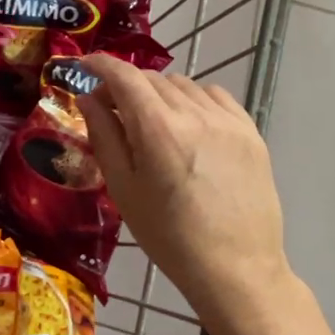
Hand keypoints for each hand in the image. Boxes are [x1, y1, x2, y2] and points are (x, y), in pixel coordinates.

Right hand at [77, 55, 292, 326]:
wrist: (236, 271)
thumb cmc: (169, 236)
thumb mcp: (123, 188)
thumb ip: (103, 135)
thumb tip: (87, 98)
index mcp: (157, 128)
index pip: (123, 75)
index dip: (99, 64)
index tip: (83, 66)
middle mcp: (194, 114)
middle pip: (151, 78)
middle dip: (126, 86)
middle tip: (111, 110)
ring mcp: (227, 121)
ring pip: (183, 84)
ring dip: (159, 92)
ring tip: (152, 120)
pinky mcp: (250, 132)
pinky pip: (215, 96)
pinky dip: (194, 99)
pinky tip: (188, 123)